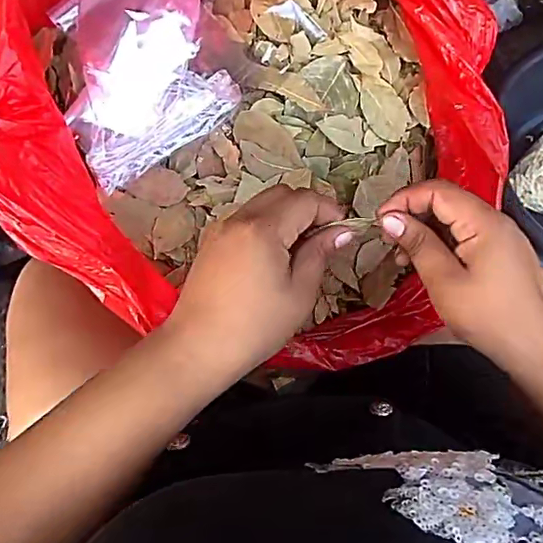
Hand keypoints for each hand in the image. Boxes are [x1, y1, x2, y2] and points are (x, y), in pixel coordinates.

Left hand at [163, 185, 353, 374]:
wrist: (198, 348)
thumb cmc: (256, 327)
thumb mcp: (299, 293)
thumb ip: (319, 254)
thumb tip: (341, 231)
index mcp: (263, 228)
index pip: (305, 200)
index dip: (331, 210)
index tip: (344, 231)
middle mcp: (239, 219)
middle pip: (282, 193)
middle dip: (309, 208)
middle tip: (326, 238)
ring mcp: (221, 229)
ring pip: (263, 203)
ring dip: (287, 215)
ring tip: (302, 250)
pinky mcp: (211, 242)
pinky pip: (246, 219)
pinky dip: (267, 225)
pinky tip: (275, 256)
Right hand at [375, 180, 542, 366]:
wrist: (532, 346)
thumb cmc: (489, 317)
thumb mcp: (444, 282)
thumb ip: (418, 244)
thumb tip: (392, 218)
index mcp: (484, 222)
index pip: (438, 191)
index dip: (405, 199)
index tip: (381, 219)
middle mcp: (498, 222)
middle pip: (449, 202)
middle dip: (415, 215)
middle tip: (390, 240)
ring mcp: (506, 237)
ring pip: (459, 220)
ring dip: (429, 232)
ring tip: (405, 257)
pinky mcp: (507, 254)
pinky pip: (472, 236)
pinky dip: (447, 243)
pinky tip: (432, 264)